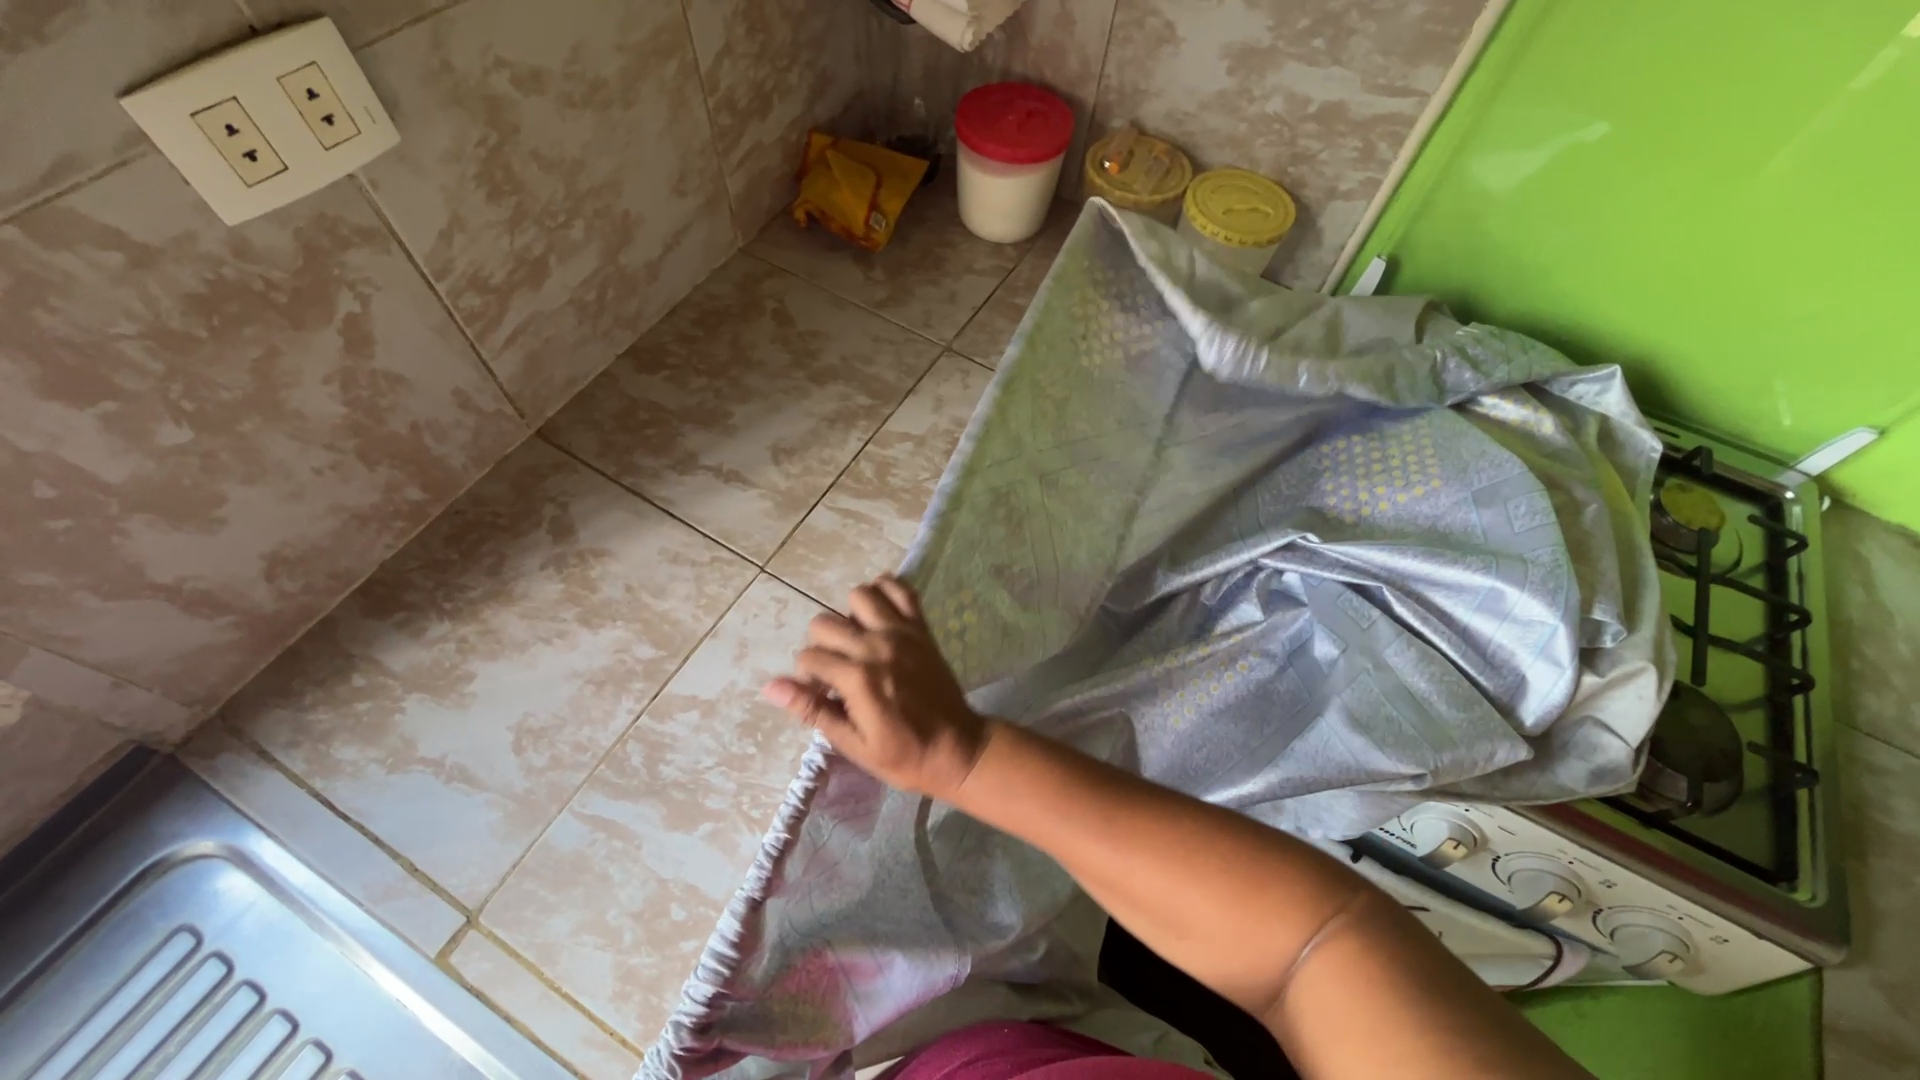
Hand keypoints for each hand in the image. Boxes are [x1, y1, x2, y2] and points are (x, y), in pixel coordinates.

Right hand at [762, 575, 992, 799]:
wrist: (957, 750)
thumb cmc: (902, 755)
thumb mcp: (852, 743)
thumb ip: (813, 709)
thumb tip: (771, 687)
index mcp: (858, 679)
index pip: (809, 658)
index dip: (807, 677)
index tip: (821, 694)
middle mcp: (877, 646)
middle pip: (825, 622)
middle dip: (821, 645)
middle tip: (836, 670)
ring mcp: (902, 632)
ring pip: (859, 594)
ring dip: (850, 615)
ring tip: (856, 640)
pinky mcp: (921, 628)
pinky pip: (901, 589)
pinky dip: (885, 592)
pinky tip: (879, 615)